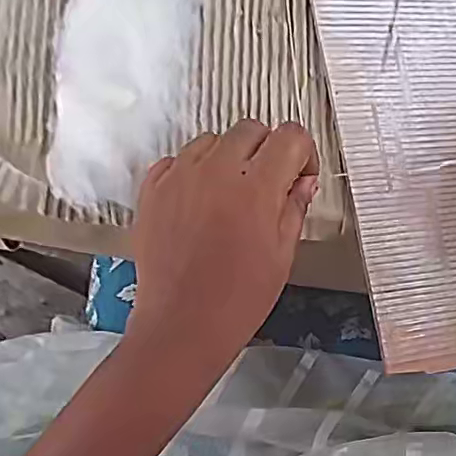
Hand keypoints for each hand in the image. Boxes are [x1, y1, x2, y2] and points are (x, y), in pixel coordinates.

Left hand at [127, 119, 319, 371]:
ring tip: (231, 199)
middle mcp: (216, 171)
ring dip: (229, 159)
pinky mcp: (153, 190)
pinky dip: (193, 173)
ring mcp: (179, 177)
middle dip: (267, 152)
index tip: (300, 175)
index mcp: (256, 188)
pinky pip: (177, 161)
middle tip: (269, 188)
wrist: (183, 325)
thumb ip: (293, 211)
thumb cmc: (235, 301)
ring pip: (212, 141)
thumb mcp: (281, 258)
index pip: (290, 137)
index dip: (302, 154)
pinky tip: (201, 205)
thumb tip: (302, 184)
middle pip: (251, 130)